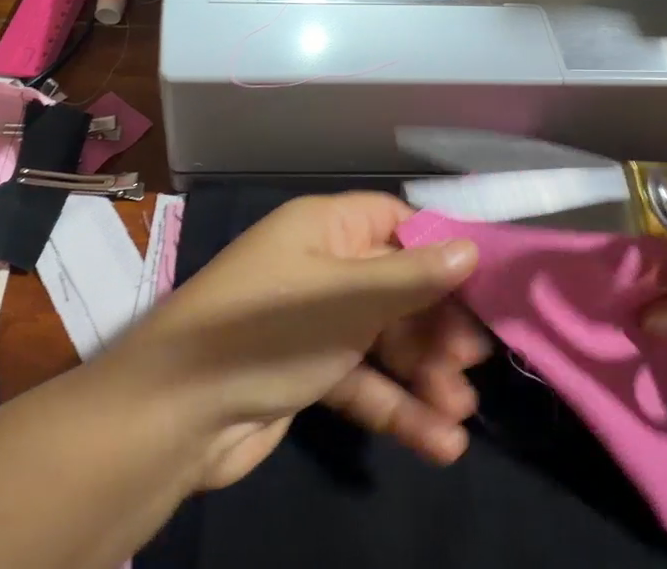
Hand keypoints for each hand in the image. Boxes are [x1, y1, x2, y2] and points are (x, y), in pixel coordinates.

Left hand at [113, 192, 487, 488]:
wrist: (178, 411)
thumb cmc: (269, 330)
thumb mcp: (347, 296)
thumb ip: (412, 275)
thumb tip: (471, 246)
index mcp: (325, 228)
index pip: (397, 224)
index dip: (442, 252)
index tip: (488, 288)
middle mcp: (321, 268)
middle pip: (397, 288)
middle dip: (436, 327)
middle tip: (473, 363)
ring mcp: (313, 325)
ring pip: (384, 341)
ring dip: (423, 376)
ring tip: (459, 412)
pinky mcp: (306, 375)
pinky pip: (362, 382)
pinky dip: (396, 407)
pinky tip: (439, 442)